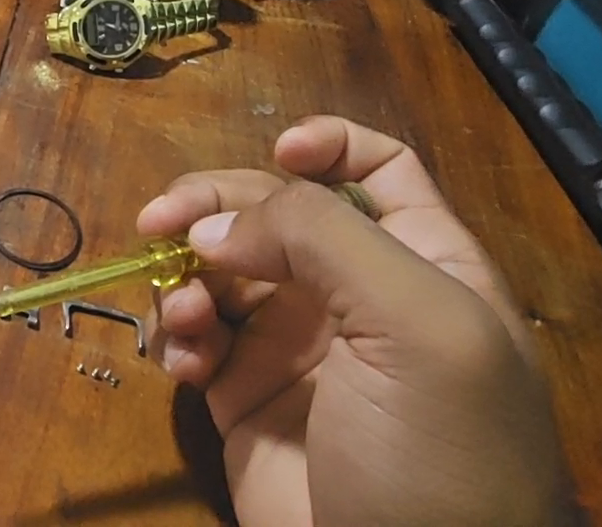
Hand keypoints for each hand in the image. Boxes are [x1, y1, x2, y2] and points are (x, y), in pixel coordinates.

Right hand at [137, 117, 569, 525]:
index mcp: (417, 262)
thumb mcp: (419, 329)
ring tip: (187, 316)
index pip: (375, 169)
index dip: (325, 146)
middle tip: (159, 223)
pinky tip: (186, 364)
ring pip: (215, 262)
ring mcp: (289, 336)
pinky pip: (191, 330)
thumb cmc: (442, 455)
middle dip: (211, 205)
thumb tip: (211, 226)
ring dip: (185, 274)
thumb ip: (323, 238)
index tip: (275, 153)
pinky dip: (177, 333)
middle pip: (266, 206)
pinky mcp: (238, 384)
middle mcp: (348, 289)